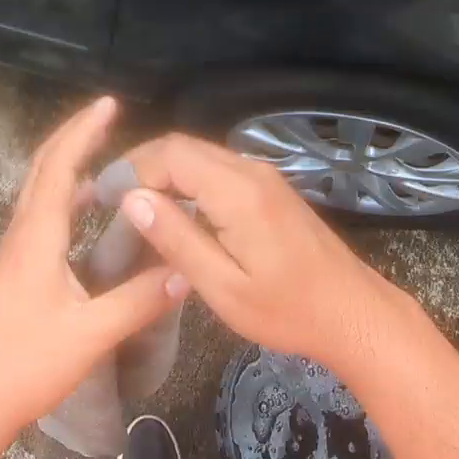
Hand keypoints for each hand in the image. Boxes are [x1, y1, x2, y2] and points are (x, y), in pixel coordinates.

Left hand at [0, 97, 190, 447]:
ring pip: (39, 187)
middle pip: (44, 165)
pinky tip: (88, 207)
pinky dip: (65, 191)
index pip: (60, 165)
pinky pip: (41, 211)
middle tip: (107, 112)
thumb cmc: (26, 365)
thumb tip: (186, 271)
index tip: (109, 103)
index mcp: (38, 235)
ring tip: (103, 148)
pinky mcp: (17, 267)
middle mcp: (23, 232)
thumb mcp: (90, 335)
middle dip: (74, 133)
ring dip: (67, 158)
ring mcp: (15, 250)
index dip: (84, 130)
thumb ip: (138, 302)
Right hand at [116, 134, 412, 372]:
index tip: (104, 195)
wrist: (354, 313)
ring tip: (137, 205)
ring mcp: (264, 176)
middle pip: (184, 146)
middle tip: (113, 199)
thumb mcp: (224, 287)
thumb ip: (177, 239)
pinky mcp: (270, 187)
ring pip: (201, 154)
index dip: (132, 166)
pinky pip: (219, 167)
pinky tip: (176, 208)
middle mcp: (250, 170)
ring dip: (165, 170)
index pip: (171, 154)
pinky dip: (189, 178)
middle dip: (144, 165)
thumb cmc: (288, 310)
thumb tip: (132, 199)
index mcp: (237, 191)